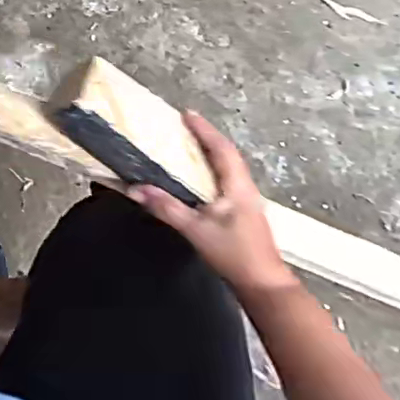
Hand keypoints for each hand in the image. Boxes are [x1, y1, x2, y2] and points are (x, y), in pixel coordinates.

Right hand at [128, 111, 298, 297]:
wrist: (264, 285)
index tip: (187, 114)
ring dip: (210, 152)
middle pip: (227, 155)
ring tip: (189, 144)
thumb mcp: (195, 229)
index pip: (221, 150)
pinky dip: (211, 169)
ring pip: (228, 168)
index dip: (204, 130)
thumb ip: (166, 207)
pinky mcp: (243, 212)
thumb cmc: (235, 254)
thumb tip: (135, 188)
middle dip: (206, 137)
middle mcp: (245, 189)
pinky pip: (226, 180)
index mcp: (237, 187)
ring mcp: (247, 201)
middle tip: (185, 125)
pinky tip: (198, 175)